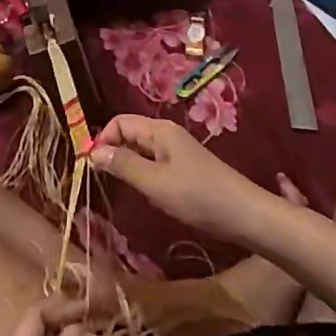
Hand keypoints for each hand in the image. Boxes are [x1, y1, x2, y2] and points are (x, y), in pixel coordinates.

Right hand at [88, 115, 279, 244]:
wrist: (243, 213)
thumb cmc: (197, 196)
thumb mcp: (154, 183)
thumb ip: (123, 165)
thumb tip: (93, 151)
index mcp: (159, 130)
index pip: (119, 122)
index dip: (102, 140)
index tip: (92, 168)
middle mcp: (166, 134)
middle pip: (129, 133)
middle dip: (112, 152)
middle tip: (102, 181)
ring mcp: (176, 150)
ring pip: (140, 150)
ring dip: (127, 165)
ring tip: (121, 189)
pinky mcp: (183, 167)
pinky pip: (153, 162)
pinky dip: (142, 174)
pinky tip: (145, 194)